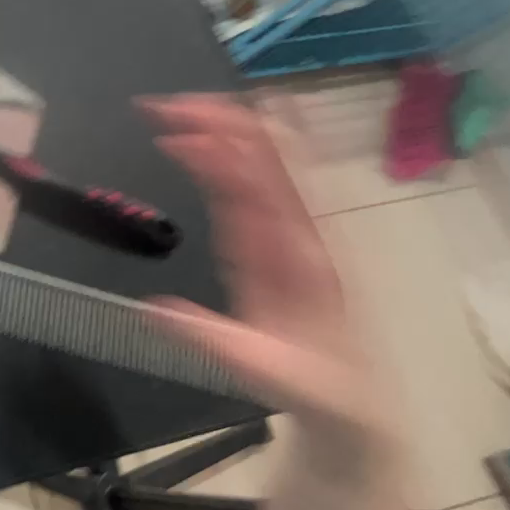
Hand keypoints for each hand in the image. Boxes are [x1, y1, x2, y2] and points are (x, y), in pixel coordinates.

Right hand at [140, 95, 384, 432]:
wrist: (353, 402)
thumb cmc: (319, 388)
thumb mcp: (276, 376)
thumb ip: (222, 345)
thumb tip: (156, 311)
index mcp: (302, 253)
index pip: (266, 181)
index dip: (224, 148)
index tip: (175, 132)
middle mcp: (301, 228)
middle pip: (269, 153)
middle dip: (220, 119)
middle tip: (163, 106)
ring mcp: (290, 228)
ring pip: (261, 158)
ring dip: (219, 127)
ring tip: (171, 111)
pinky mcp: (274, 236)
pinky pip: (250, 181)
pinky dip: (221, 152)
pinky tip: (196, 139)